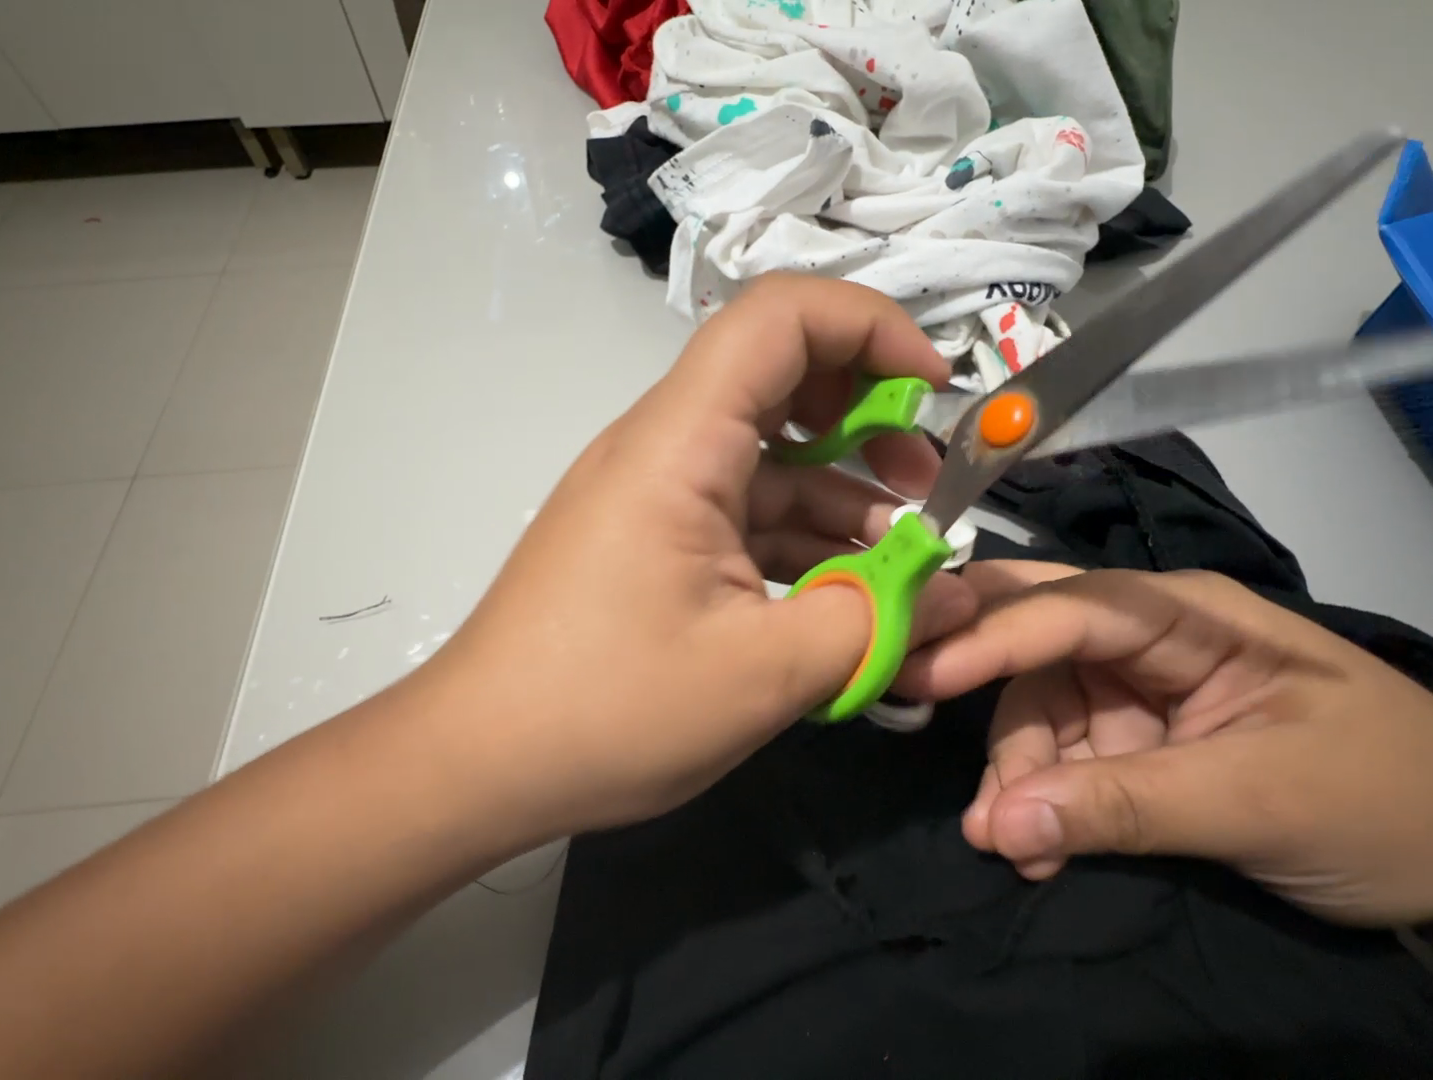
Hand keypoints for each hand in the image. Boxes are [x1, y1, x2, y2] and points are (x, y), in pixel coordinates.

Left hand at [415, 276, 977, 841]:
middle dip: (869, 420)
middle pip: (779, 378)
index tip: (934, 393)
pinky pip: (740, 513)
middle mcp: (663, 447)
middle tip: (924, 493)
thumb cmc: (608, 710)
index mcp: (680, 445)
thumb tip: (954, 593)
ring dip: (841, 496)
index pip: (779, 318)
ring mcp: (654, 495)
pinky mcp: (651, 540)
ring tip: (901, 565)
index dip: (871, 326)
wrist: (478, 762)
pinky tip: (843, 594)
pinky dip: (799, 540)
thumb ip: (874, 622)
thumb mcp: (762, 674)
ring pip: (767, 459)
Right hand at [891, 568, 1432, 926]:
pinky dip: (1036, 804)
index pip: (1068, 608)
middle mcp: (1147, 640)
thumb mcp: (1262, 802)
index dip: (987, 635)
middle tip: (923, 733)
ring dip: (1013, 776)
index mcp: (1189, 615)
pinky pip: (1058, 764)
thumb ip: (1124, 806)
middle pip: (1033, 646)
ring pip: (1034, 713)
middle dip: (981, 696)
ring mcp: (1135, 695)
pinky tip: (1032, 847)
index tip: (914, 675)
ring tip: (1007, 844)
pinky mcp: (1132, 747)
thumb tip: (997, 826)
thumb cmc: (1394, 804)